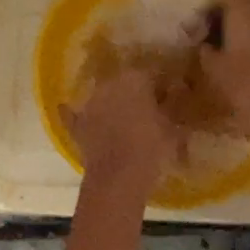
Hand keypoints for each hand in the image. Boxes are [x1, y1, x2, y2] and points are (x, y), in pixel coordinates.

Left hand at [62, 69, 180, 191]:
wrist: (119, 177)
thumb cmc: (152, 147)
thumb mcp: (173, 125)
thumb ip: (175, 103)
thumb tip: (178, 89)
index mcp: (133, 79)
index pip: (149, 72)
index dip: (160, 82)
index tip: (168, 93)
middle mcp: (107, 85)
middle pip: (122, 82)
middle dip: (134, 90)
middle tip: (147, 106)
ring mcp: (88, 105)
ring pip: (101, 96)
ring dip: (110, 102)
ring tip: (122, 116)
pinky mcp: (76, 125)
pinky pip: (74, 115)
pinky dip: (76, 114)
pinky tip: (70, 110)